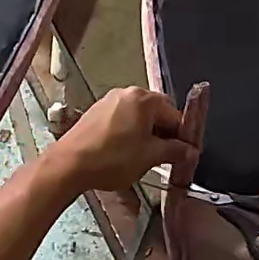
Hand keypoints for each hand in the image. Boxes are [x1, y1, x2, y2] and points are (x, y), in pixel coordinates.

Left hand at [41, 87, 195, 193]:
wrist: (69, 165)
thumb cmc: (111, 158)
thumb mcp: (150, 157)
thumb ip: (174, 151)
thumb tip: (188, 150)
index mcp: (144, 99)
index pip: (175, 115)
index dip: (182, 136)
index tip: (184, 153)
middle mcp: (126, 94)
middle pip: (156, 112)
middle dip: (164, 134)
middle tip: (165, 157)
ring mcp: (109, 102)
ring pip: (139, 117)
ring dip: (147, 135)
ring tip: (145, 158)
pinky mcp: (96, 113)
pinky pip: (122, 120)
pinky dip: (130, 134)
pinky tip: (126, 153)